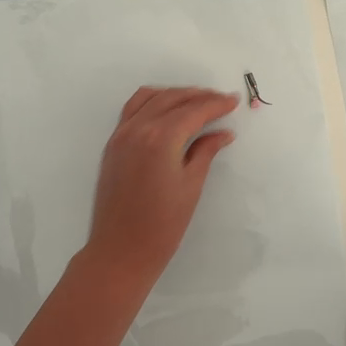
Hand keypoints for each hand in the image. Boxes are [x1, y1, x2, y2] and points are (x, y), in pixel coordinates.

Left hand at [82, 86, 238, 287]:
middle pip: (172, 99)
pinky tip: (166, 110)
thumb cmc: (162, 225)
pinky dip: (152, 102)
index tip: (233, 101)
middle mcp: (137, 129)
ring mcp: (120, 135)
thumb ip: (205, 152)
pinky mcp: (112, 145)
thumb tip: (222, 133)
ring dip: (174, 94)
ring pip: (149, 98)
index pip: (193, 111)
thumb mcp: (191, 186)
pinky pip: (132, 109)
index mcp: (160, 138)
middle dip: (198, 96)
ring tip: (196, 101)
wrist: (121, 251)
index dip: (216, 105)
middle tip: (221, 100)